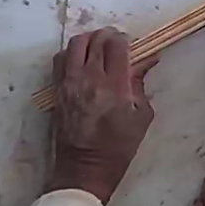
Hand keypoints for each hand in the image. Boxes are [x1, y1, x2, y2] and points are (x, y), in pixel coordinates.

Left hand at [47, 28, 155, 203]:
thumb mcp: (141, 117)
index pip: (116, 45)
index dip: (124, 39)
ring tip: (98, 47)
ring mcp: (69, 83)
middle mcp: (89, 79)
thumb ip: (141, 84)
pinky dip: (72, 53)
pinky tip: (81, 61)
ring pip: (75, 44)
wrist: (84, 170)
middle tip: (116, 43)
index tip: (130, 44)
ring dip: (89, 40)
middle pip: (96, 40)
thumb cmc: (118, 147)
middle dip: (108, 35)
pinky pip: (61, 59)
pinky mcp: (57, 89)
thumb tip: (147, 60)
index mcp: (114, 86)